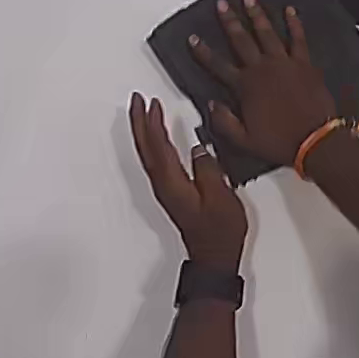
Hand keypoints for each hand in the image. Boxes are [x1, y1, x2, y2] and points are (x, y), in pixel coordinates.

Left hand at [128, 93, 247, 270]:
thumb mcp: (221, 197)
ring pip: (148, 153)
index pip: (158, 145)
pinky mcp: (171, 191)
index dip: (152, 122)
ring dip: (144, 131)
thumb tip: (200, 149)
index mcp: (172, 182)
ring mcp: (165, 188)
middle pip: (146, 146)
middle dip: (140, 121)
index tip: (150, 102)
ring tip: (145, 112)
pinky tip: (158, 139)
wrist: (214, 257)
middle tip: (137, 100)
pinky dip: (153, 144)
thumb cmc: (219, 231)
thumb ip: (208, 170)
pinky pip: (155, 160)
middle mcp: (163, 184)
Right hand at [188, 0, 337, 165]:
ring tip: (249, 0)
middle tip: (222, 5)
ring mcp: (284, 64)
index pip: (217, 65)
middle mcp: (262, 70)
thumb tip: (211, 106)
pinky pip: (298, 38)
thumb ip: (224, 121)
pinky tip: (289, 11)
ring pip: (266, 33)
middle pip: (241, 40)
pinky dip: (293, 23)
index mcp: (245, 87)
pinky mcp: (304, 64)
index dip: (203, 52)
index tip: (193, 39)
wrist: (314, 141)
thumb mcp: (243, 139)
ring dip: (257, 15)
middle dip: (229, 21)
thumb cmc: (281, 141)